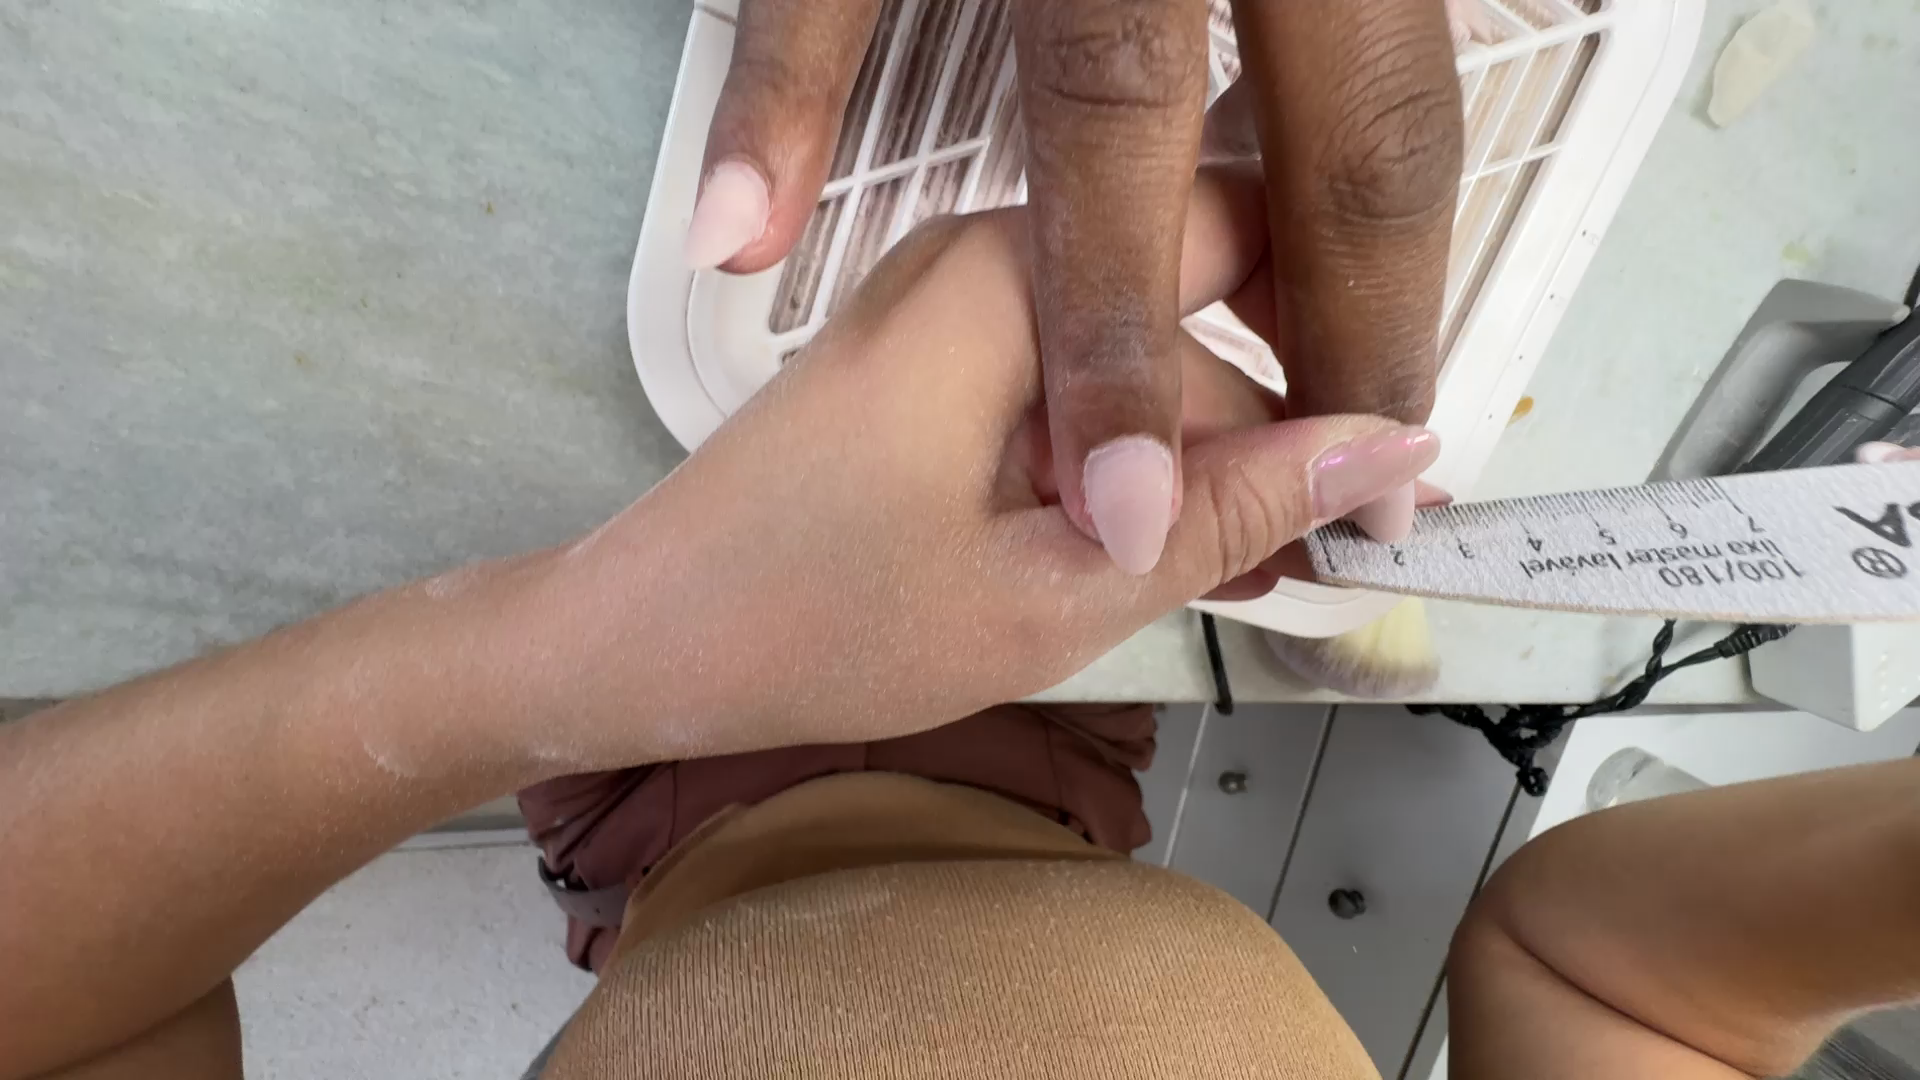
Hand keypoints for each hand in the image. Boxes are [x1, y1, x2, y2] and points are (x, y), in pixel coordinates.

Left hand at [520, 168, 1437, 770]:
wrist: (647, 637)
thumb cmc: (821, 621)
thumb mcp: (1058, 588)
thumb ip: (1230, 509)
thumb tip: (1381, 450)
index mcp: (1019, 276)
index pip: (1248, 248)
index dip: (1339, 355)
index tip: (1383, 475)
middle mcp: (984, 261)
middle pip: (1182, 321)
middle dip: (1254, 441)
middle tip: (1297, 560)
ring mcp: (948, 311)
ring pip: (1123, 369)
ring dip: (1183, 470)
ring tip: (1228, 575)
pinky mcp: (928, 367)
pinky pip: (1059, 395)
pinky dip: (1110, 468)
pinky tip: (1137, 549)